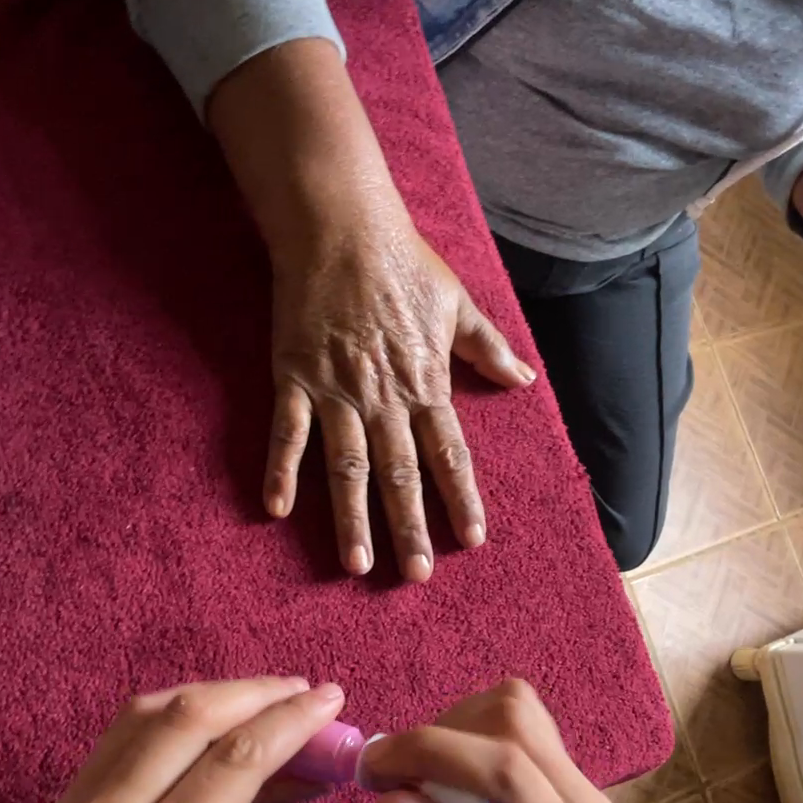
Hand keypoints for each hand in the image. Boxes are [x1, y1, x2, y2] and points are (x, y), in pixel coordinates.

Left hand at [0, 677, 344, 802]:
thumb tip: (308, 771)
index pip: (233, 765)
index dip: (289, 721)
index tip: (330, 698)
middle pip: (187, 720)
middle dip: (255, 694)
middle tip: (303, 691)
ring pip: (145, 714)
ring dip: (212, 694)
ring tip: (261, 696)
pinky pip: (115, 739)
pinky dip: (169, 714)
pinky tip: (204, 717)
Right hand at [266, 220, 534, 581]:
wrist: (342, 226)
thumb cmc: (403, 261)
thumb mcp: (457, 302)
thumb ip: (488, 347)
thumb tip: (525, 381)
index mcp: (426, 381)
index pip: (449, 453)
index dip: (461, 498)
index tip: (471, 539)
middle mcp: (385, 396)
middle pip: (400, 473)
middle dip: (410, 527)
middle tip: (416, 575)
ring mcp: (337, 390)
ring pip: (346, 466)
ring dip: (353, 517)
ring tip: (358, 563)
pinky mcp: (294, 377)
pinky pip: (287, 431)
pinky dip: (281, 470)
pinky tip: (276, 509)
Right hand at [362, 680, 676, 802]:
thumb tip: (390, 796)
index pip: (507, 774)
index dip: (433, 754)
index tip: (373, 769)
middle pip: (512, 723)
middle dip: (437, 738)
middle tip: (391, 774)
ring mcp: (583, 778)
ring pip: (514, 705)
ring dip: (452, 725)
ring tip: (424, 771)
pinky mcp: (567, 763)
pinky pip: (516, 713)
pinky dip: (468, 724)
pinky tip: (452, 765)